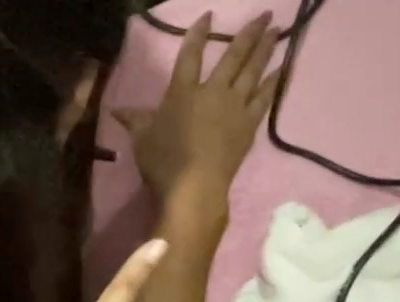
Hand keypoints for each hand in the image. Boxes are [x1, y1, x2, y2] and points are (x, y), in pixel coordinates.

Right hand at [114, 13, 280, 206]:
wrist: (194, 186)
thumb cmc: (163, 163)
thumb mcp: (142, 141)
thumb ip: (134, 121)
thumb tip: (117, 110)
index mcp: (182, 93)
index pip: (190, 56)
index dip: (198, 35)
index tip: (208, 16)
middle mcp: (213, 91)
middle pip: (233, 56)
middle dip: (248, 33)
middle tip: (266, 14)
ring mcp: (234, 106)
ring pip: (253, 70)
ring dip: (266, 49)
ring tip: (276, 31)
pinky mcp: (249, 123)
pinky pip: (265, 96)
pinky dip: (274, 81)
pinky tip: (282, 69)